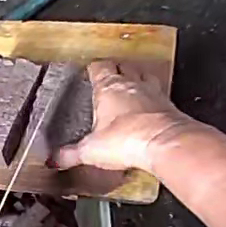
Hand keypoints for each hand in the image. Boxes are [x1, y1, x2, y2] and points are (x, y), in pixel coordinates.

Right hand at [54, 61, 202, 173]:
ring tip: (132, 87)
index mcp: (109, 88)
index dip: (94, 68)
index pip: (100, 67)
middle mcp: (133, 85)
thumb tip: (54, 160)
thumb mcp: (90, 150)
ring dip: (139, 80)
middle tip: (111, 75)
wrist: (165, 144)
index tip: (91, 70)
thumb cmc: (127, 138)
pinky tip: (148, 110)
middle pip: (125, 67)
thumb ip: (70, 154)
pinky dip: (153, 99)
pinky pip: (161, 96)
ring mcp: (155, 94)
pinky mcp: (171, 107)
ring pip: (146, 77)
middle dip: (118, 69)